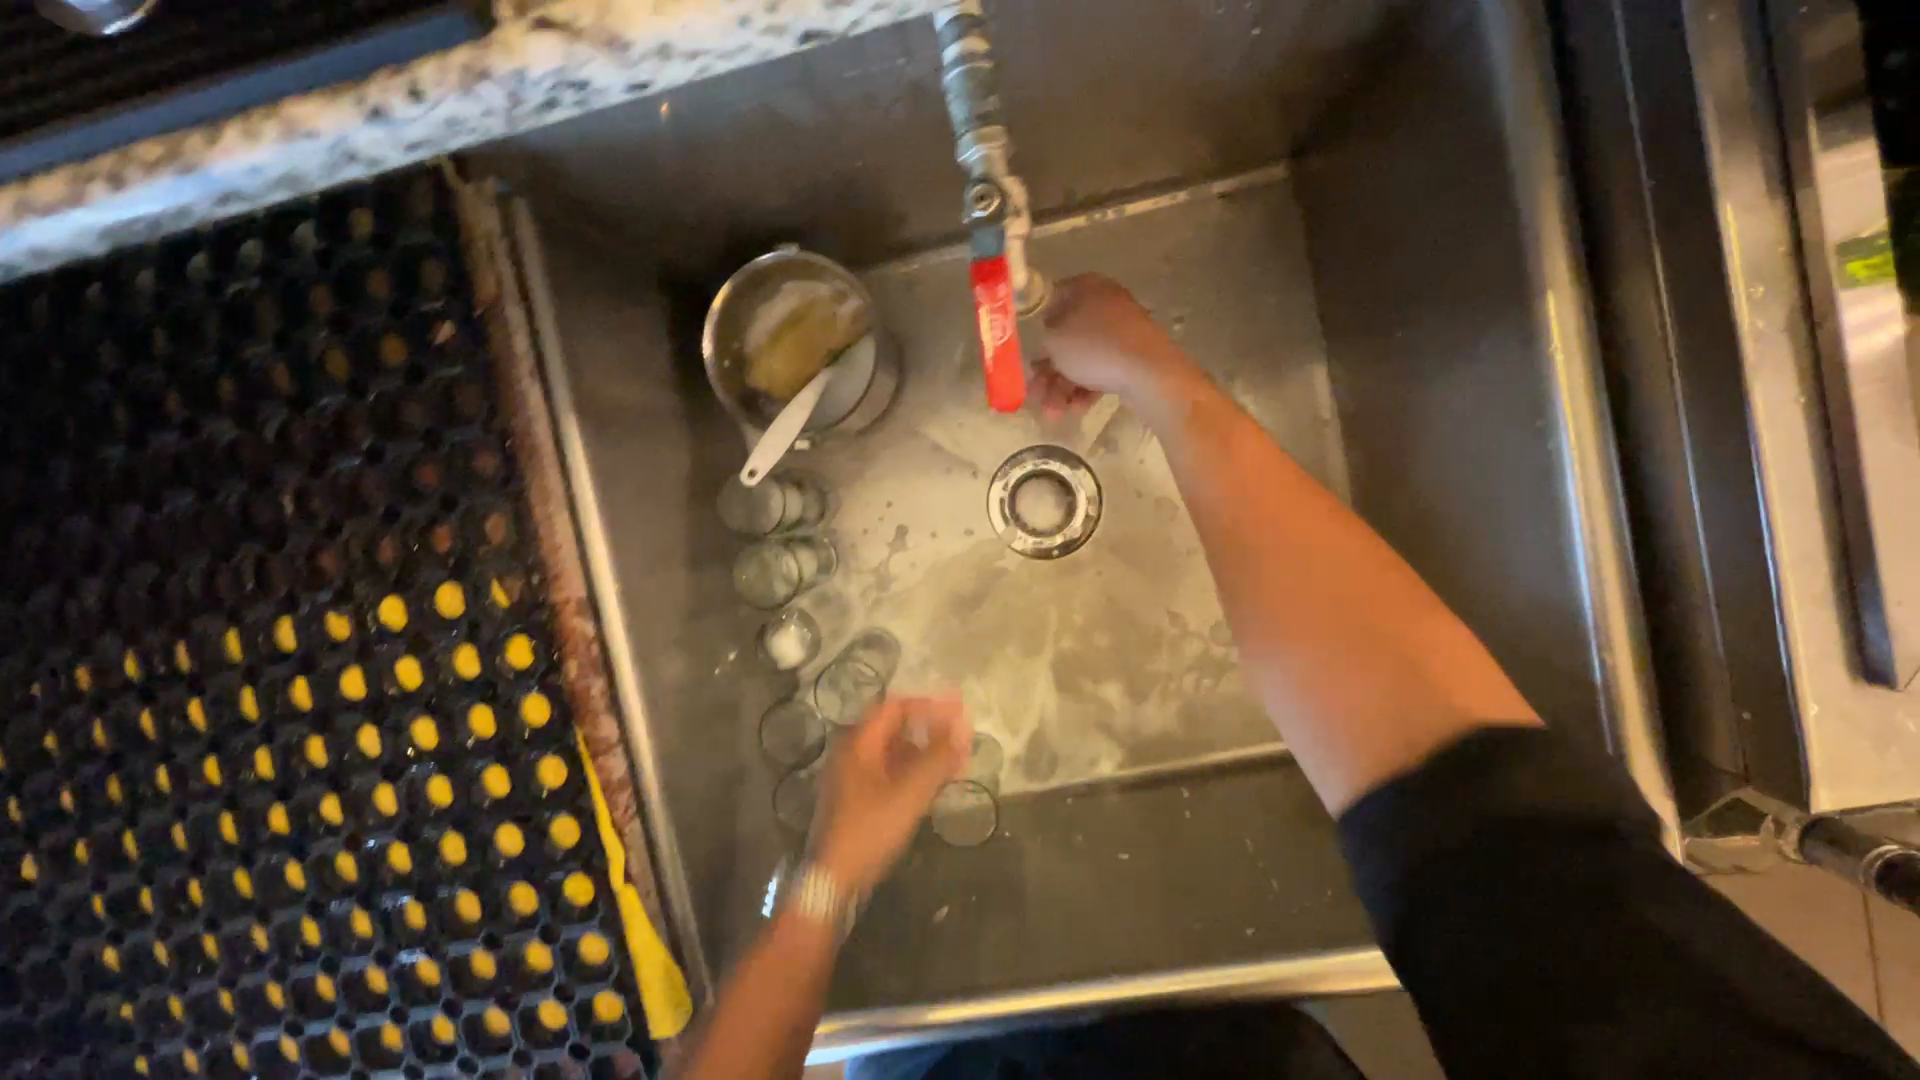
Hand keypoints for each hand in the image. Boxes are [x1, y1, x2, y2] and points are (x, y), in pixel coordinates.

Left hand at [812, 697, 971, 894]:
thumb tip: (963, 727)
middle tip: (961, 734)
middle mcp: (851, 752)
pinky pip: (889, 773)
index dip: (929, 704)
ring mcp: (852, 777)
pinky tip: (935, 783)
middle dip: (931, 728)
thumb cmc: (870, 829)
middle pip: (895, 728)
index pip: (896, 706)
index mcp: (858, 742)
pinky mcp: (857, 799)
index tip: (958, 708)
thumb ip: (938, 758)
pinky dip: (913, 772)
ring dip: (925, 752)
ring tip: (955, 760)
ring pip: (894, 752)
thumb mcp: (909, 793)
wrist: (833, 879)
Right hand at [1031, 273, 1198, 415]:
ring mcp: (1120, 332)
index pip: (1052, 300)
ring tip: (1052, 414)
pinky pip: (1100, 371)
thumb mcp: (1054, 339)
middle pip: (1066, 338)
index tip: (1027, 350)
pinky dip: (1085, 389)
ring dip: (1061, 388)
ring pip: (1081, 359)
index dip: (1036, 326)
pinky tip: (1074, 410)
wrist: (1148, 371)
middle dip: (1048, 371)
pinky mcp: (1131, 357)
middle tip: (1035, 395)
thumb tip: (1048, 336)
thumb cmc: (1094, 346)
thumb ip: (1043, 336)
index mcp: (1086, 287)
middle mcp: (1104, 304)